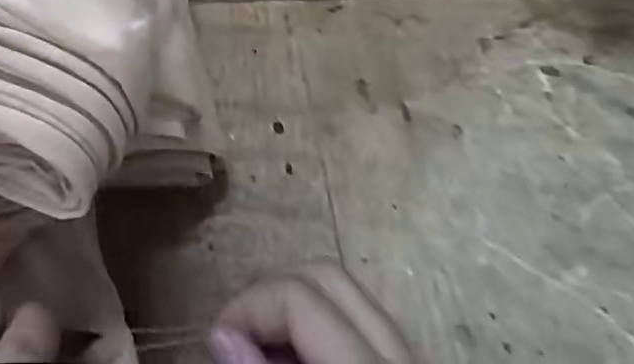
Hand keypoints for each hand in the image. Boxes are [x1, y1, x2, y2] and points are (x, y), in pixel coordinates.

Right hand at [207, 263, 412, 363]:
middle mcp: (407, 355)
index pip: (299, 296)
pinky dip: (325, 335)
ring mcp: (418, 360)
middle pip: (328, 278)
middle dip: (272, 295)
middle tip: (238, 335)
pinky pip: (368, 331)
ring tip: (265, 351)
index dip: (247, 306)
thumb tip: (221, 336)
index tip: (216, 341)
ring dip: (297, 312)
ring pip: (350, 300)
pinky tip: (299, 363)